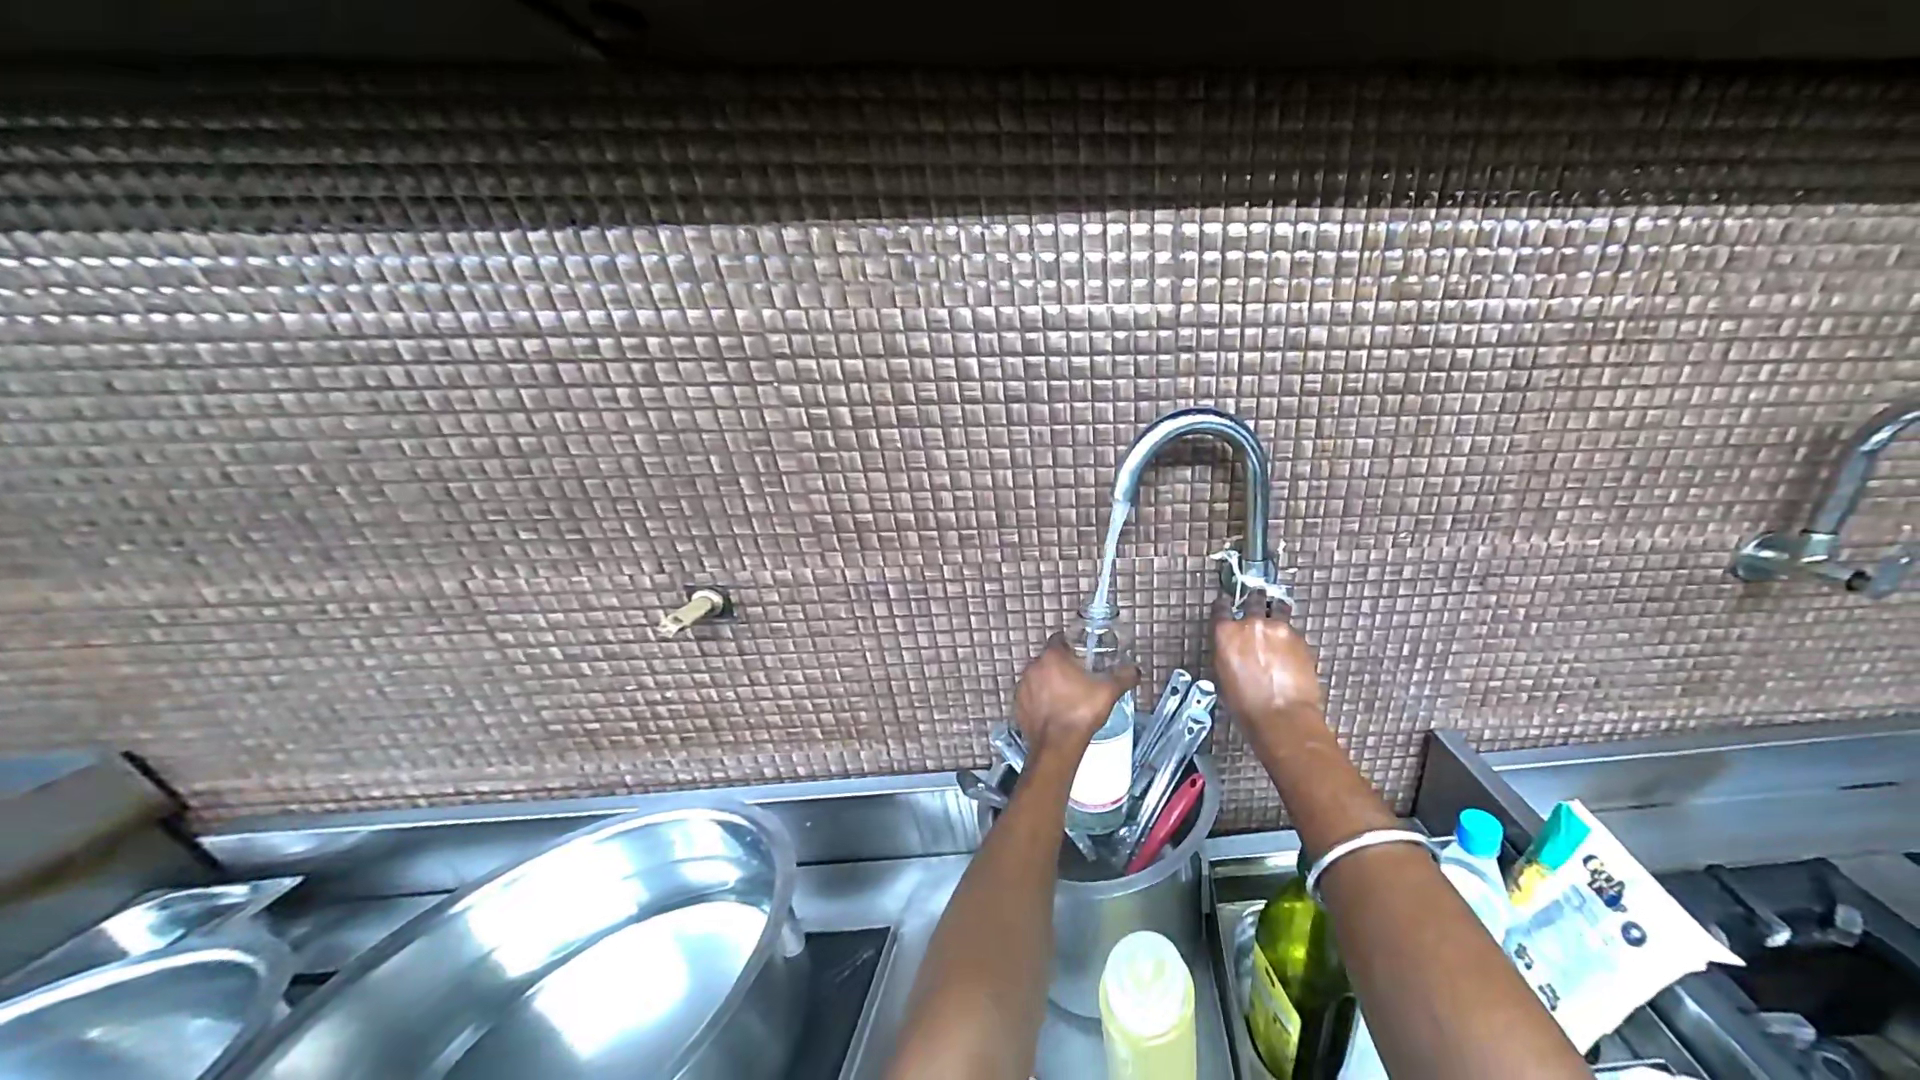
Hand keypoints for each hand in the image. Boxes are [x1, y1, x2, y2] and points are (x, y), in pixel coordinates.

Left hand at [1013, 634, 1138, 764]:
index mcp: (1053, 657)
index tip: (1081, 655)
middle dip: (1061, 667)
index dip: (1071, 646)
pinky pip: (1030, 697)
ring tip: (1066, 697)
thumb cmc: (1081, 713)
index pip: (1059, 640)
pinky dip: (1039, 700)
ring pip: (1038, 678)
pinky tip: (1054, 711)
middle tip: (1078, 679)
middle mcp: (1033, 667)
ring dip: (1049, 683)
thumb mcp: (1109, 691)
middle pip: (1048, 660)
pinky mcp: (1018, 705)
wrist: (1057, 745)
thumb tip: (1134, 670)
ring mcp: (1023, 686)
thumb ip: (1124, 676)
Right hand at [1212, 607, 1325, 738]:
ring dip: (1275, 611)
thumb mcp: (1223, 673)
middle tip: (1257, 603)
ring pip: (1277, 608)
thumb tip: (1232, 645)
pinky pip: (1292, 629)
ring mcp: (1277, 628)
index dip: (1224, 605)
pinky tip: (1289, 646)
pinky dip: (1288, 634)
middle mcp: (1250, 624)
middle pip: (1253, 600)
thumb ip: (1227, 650)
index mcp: (1225, 633)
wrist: (1282, 716)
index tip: (1226, 604)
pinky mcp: (1299, 638)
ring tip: (1277, 616)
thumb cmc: (1245, 704)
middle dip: (1254, 601)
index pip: (1221, 607)